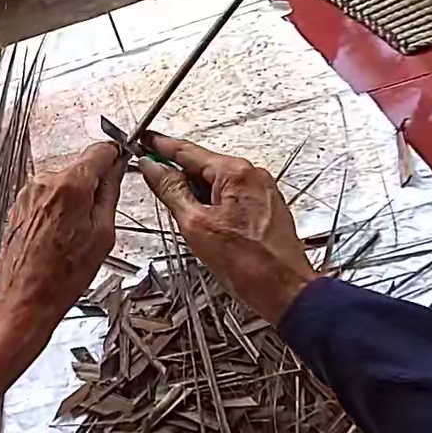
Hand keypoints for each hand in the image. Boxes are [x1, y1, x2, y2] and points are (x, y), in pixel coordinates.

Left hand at [0, 141, 124, 335]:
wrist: (25, 295)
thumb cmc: (60, 274)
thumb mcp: (103, 234)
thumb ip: (110, 193)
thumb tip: (116, 170)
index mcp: (71, 185)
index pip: (100, 150)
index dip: (115, 156)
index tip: (120, 162)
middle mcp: (46, 182)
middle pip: (81, 167)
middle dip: (93, 185)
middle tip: (98, 216)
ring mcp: (30, 191)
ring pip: (64, 182)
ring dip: (74, 198)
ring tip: (75, 232)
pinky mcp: (21, 202)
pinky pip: (48, 195)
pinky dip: (58, 208)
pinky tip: (59, 234)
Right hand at [137, 132, 317, 323]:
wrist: (284, 291)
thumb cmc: (249, 263)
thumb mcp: (195, 224)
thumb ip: (170, 190)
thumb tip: (153, 168)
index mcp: (235, 173)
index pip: (188, 151)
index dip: (161, 146)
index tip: (146, 141)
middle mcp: (252, 176)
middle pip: (203, 167)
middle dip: (179, 177)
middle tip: (156, 186)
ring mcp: (261, 191)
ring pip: (216, 184)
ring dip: (196, 196)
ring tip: (188, 222)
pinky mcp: (265, 207)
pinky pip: (231, 197)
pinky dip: (212, 206)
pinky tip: (207, 227)